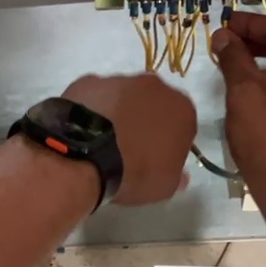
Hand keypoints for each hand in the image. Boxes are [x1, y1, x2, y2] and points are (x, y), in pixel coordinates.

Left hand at [61, 73, 195, 205]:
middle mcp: (154, 86)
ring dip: (118, 112)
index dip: (169, 142)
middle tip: (130, 147)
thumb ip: (176, 175)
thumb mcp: (165, 186)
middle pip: (154, 103)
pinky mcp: (88, 80)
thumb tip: (180, 175)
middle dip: (145, 120)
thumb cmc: (135, 172)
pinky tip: (83, 130)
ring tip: (103, 140)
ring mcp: (119, 79)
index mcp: (181, 109)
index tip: (157, 158)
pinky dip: (92, 109)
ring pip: (123, 96)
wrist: (85, 156)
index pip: (182, 125)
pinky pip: (95, 96)